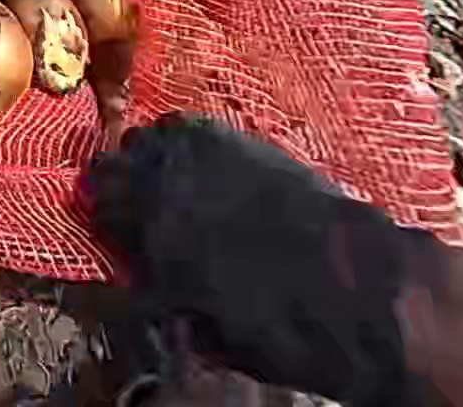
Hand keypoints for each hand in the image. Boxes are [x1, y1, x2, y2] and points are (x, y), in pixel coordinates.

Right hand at [87, 116, 462, 406]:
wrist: (365, 290)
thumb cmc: (291, 330)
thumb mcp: (218, 336)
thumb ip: (170, 303)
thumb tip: (143, 289)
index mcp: (153, 243)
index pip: (98, 218)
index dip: (97, 222)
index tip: (103, 227)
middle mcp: (161, 191)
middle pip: (105, 171)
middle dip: (107, 185)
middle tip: (121, 199)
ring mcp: (191, 159)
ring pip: (137, 141)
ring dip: (138, 159)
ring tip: (155, 174)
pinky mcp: (223, 138)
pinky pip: (176, 126)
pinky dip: (173, 139)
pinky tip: (187, 157)